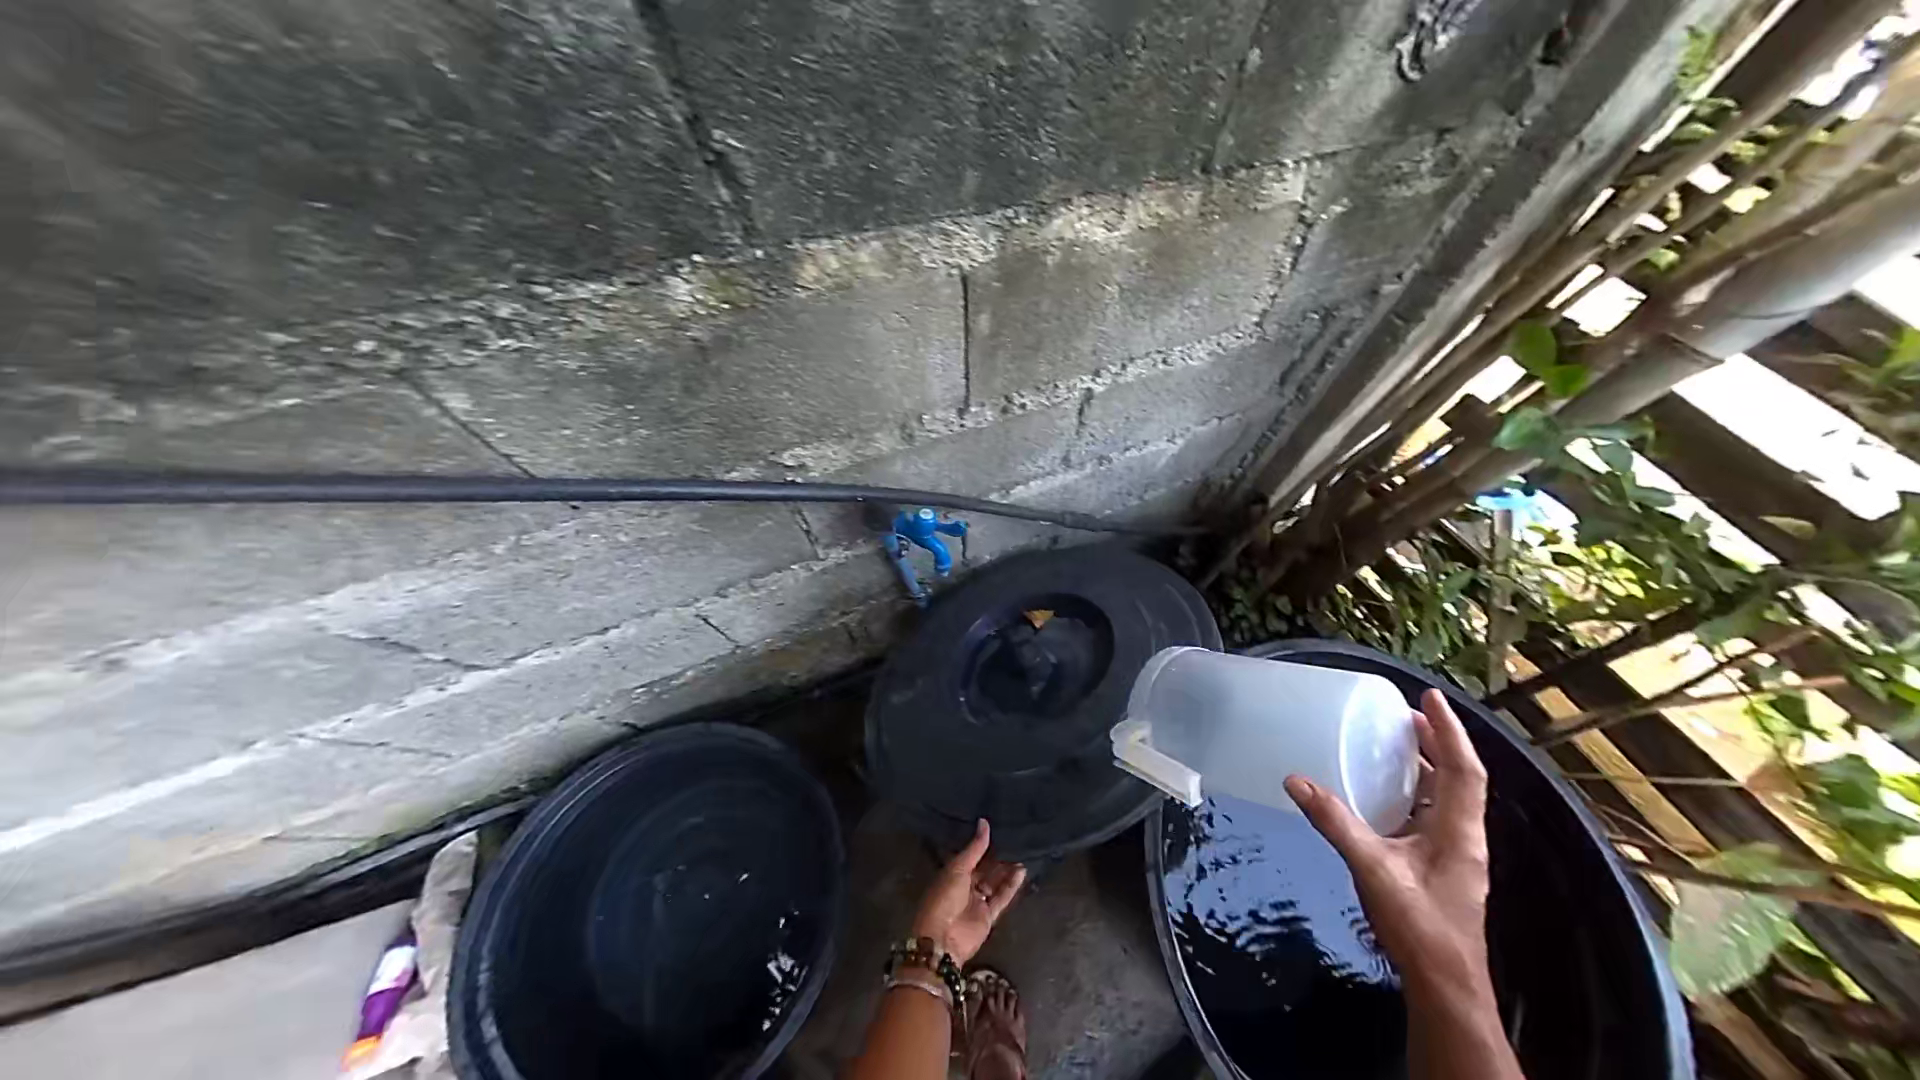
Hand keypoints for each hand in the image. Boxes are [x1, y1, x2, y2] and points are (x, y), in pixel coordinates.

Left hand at [910, 819, 1027, 964]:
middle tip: (1015, 841)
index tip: (999, 829)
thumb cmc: (944, 897)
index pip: (971, 855)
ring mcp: (978, 901)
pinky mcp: (989, 916)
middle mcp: (965, 885)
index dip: (983, 845)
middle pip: (985, 869)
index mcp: (953, 872)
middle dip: (998, 857)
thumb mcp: (958, 868)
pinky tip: (1022, 871)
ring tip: (1023, 854)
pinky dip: (1011, 886)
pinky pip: (1002, 897)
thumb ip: (975, 848)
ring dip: (1007, 870)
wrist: (942, 937)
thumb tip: (984, 821)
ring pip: (995, 882)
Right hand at [1285, 688, 1492, 1000]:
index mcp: (1458, 831)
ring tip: (1393, 741)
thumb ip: (1335, 823)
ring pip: (1444, 795)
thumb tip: (1294, 780)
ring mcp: (1452, 851)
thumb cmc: (1418, 925)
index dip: (1448, 731)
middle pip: (1457, 777)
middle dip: (1435, 741)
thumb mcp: (1372, 869)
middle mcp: (1462, 836)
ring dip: (1425, 764)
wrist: (1444, 984)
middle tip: (1401, 714)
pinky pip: (1428, 812)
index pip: (1463, 769)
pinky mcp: (1436, 864)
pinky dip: (1411, 790)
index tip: (1429, 697)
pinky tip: (1383, 790)